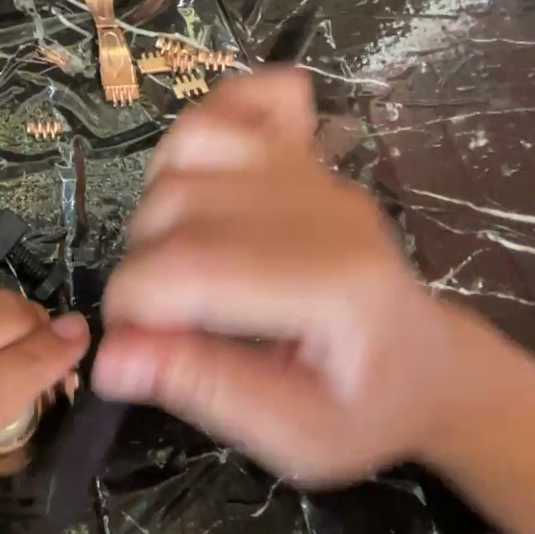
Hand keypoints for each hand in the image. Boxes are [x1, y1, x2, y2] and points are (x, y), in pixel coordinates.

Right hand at [92, 68, 470, 486]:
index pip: (191, 265)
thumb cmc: (363, 406)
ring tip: (177, 253)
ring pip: (189, 144)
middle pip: (177, 198)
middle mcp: (324, 208)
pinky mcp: (301, 147)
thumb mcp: (295, 435)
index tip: (128, 342)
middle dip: (141, 258)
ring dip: (157, 201)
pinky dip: (205, 118)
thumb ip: (203, 389)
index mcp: (334, 286)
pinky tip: (202, 171)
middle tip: (163, 312)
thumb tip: (108, 358)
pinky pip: (238, 98)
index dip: (131, 300)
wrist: (426, 362)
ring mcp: (313, 168)